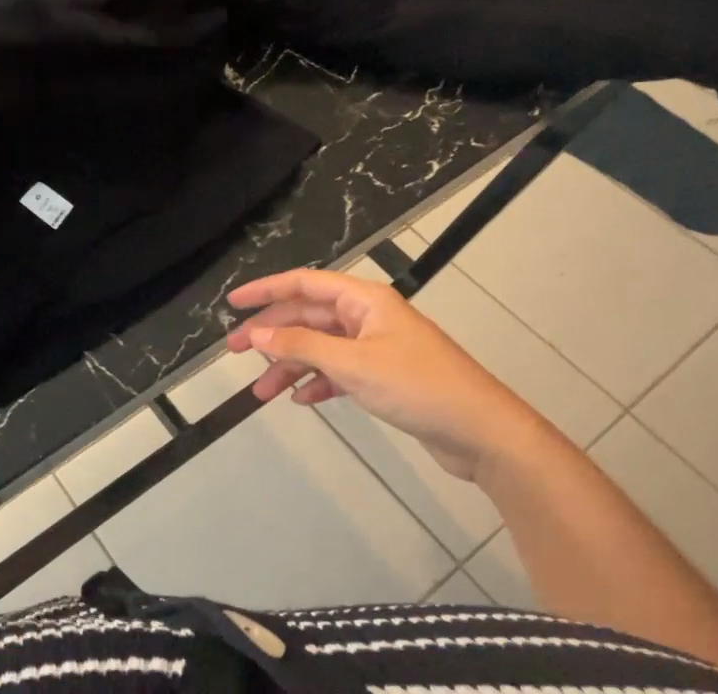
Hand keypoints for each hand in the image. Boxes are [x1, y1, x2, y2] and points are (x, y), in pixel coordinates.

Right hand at [225, 268, 554, 481]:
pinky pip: (338, 371)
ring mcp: (377, 347)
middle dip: (272, 335)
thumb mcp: (353, 364)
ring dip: (290, 366)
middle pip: (307, 317)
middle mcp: (368, 317)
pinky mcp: (385, 377)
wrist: (484, 433)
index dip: (264, 290)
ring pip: (320, 348)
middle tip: (235, 353)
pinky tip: (301, 399)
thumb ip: (302, 345)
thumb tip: (259, 334)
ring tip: (262, 391)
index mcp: (363, 300)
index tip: (233, 303)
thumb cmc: (419, 387)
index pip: (302, 284)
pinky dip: (318, 383)